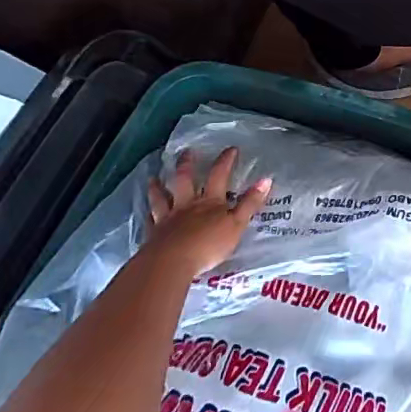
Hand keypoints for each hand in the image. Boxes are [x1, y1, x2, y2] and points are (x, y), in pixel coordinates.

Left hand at [145, 147, 269, 273]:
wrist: (172, 262)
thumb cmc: (209, 244)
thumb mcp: (237, 224)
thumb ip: (250, 203)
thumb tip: (266, 179)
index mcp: (210, 202)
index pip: (219, 176)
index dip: (225, 161)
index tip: (231, 149)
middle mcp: (187, 205)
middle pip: (185, 180)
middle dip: (187, 164)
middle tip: (186, 152)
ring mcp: (168, 218)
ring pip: (162, 197)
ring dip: (158, 186)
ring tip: (154, 177)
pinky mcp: (154, 234)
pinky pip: (150, 219)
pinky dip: (148, 213)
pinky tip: (145, 210)